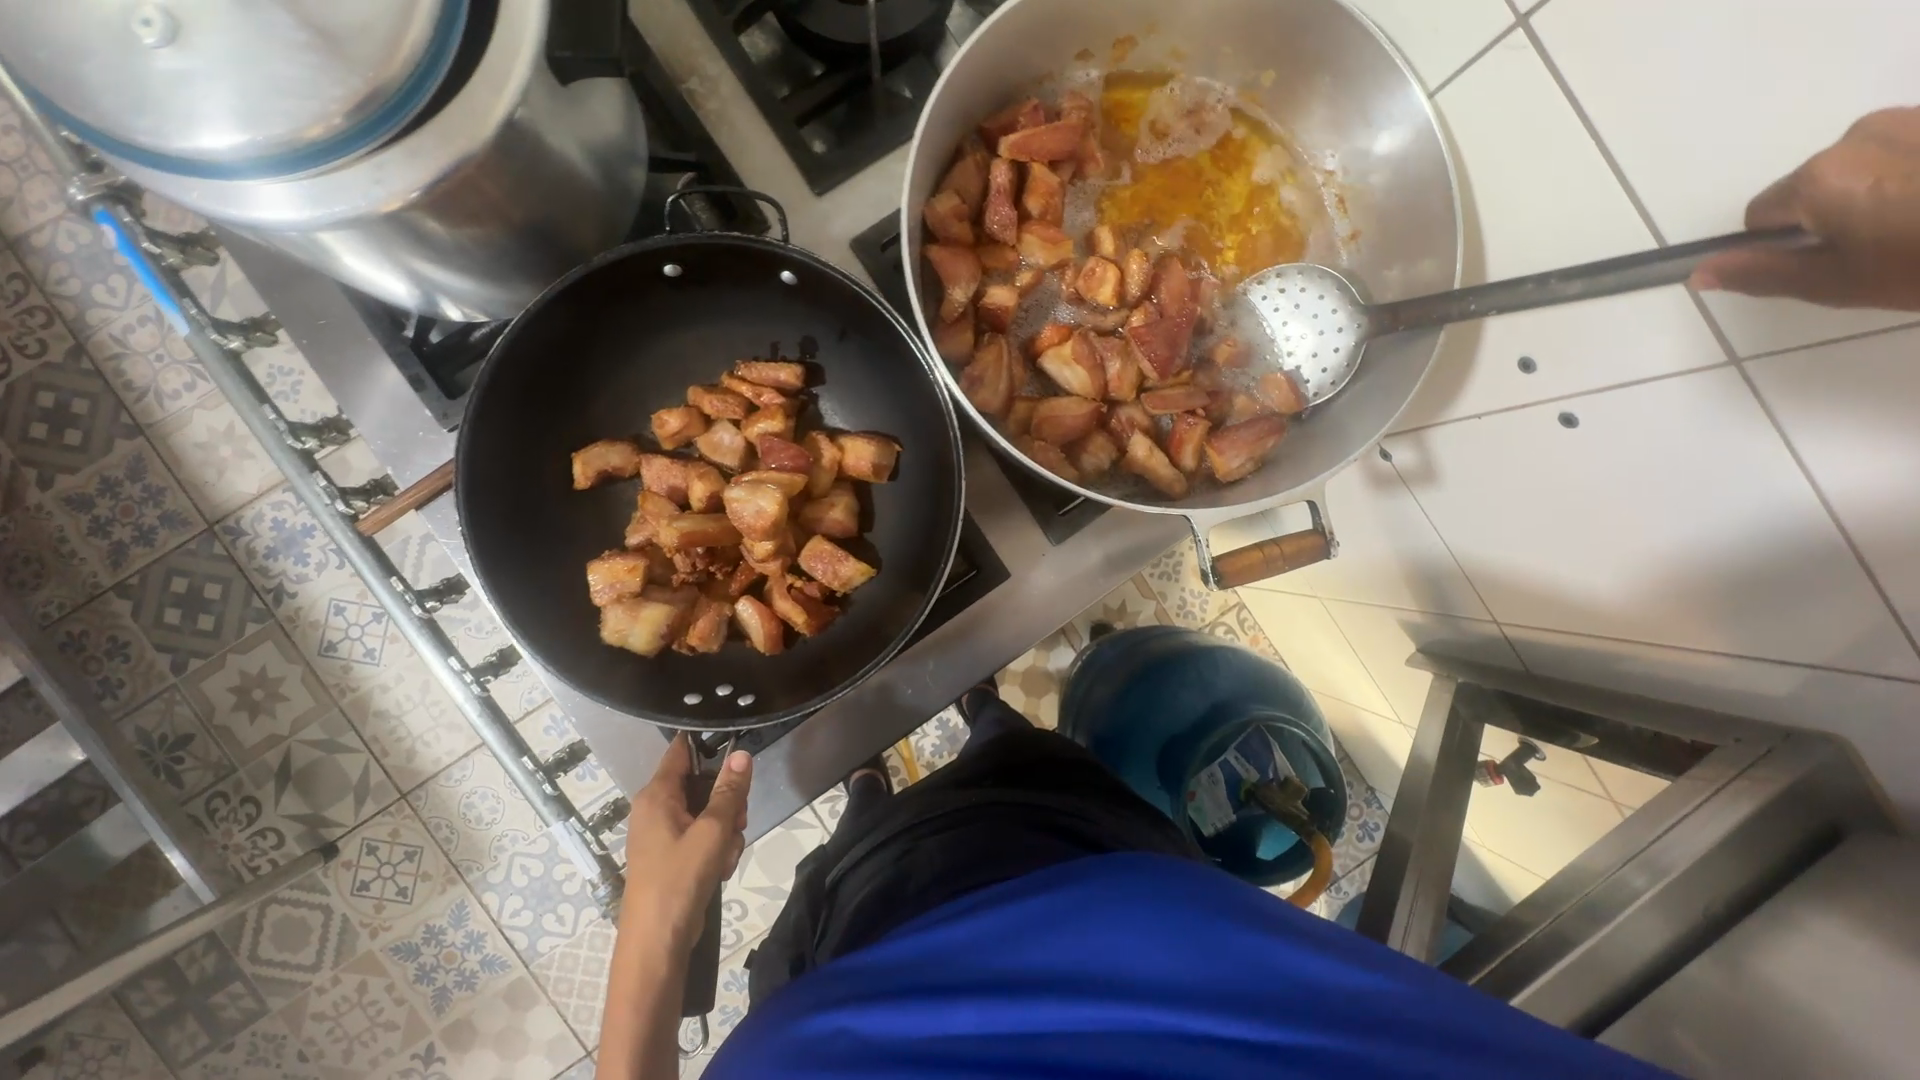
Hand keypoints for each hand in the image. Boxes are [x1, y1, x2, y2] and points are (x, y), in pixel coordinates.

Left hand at [620, 735, 752, 955]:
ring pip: (707, 813)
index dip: (710, 746)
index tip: (739, 756)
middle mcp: (655, 808)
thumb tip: (741, 754)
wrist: (657, 941)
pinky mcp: (672, 856)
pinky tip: (721, 868)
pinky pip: (702, 837)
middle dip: (728, 802)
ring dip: (726, 830)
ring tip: (727, 854)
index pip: (682, 750)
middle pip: (702, 784)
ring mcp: (663, 834)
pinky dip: (716, 849)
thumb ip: (729, 791)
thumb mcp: (713, 831)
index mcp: (657, 795)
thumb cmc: (680, 878)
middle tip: (738, 822)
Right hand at [1692, 106, 1919, 310]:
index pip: (1763, 213)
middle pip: (1818, 181)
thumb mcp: (1840, 283)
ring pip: (1870, 162)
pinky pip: (1914, 148)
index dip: (1787, 242)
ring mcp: (1916, 119)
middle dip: (1838, 210)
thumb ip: (1763, 272)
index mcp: (1818, 176)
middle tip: (1884, 248)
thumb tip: (1698, 272)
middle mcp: (1860, 134)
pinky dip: (1919, 172)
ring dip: (1885, 189)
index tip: (1830, 261)